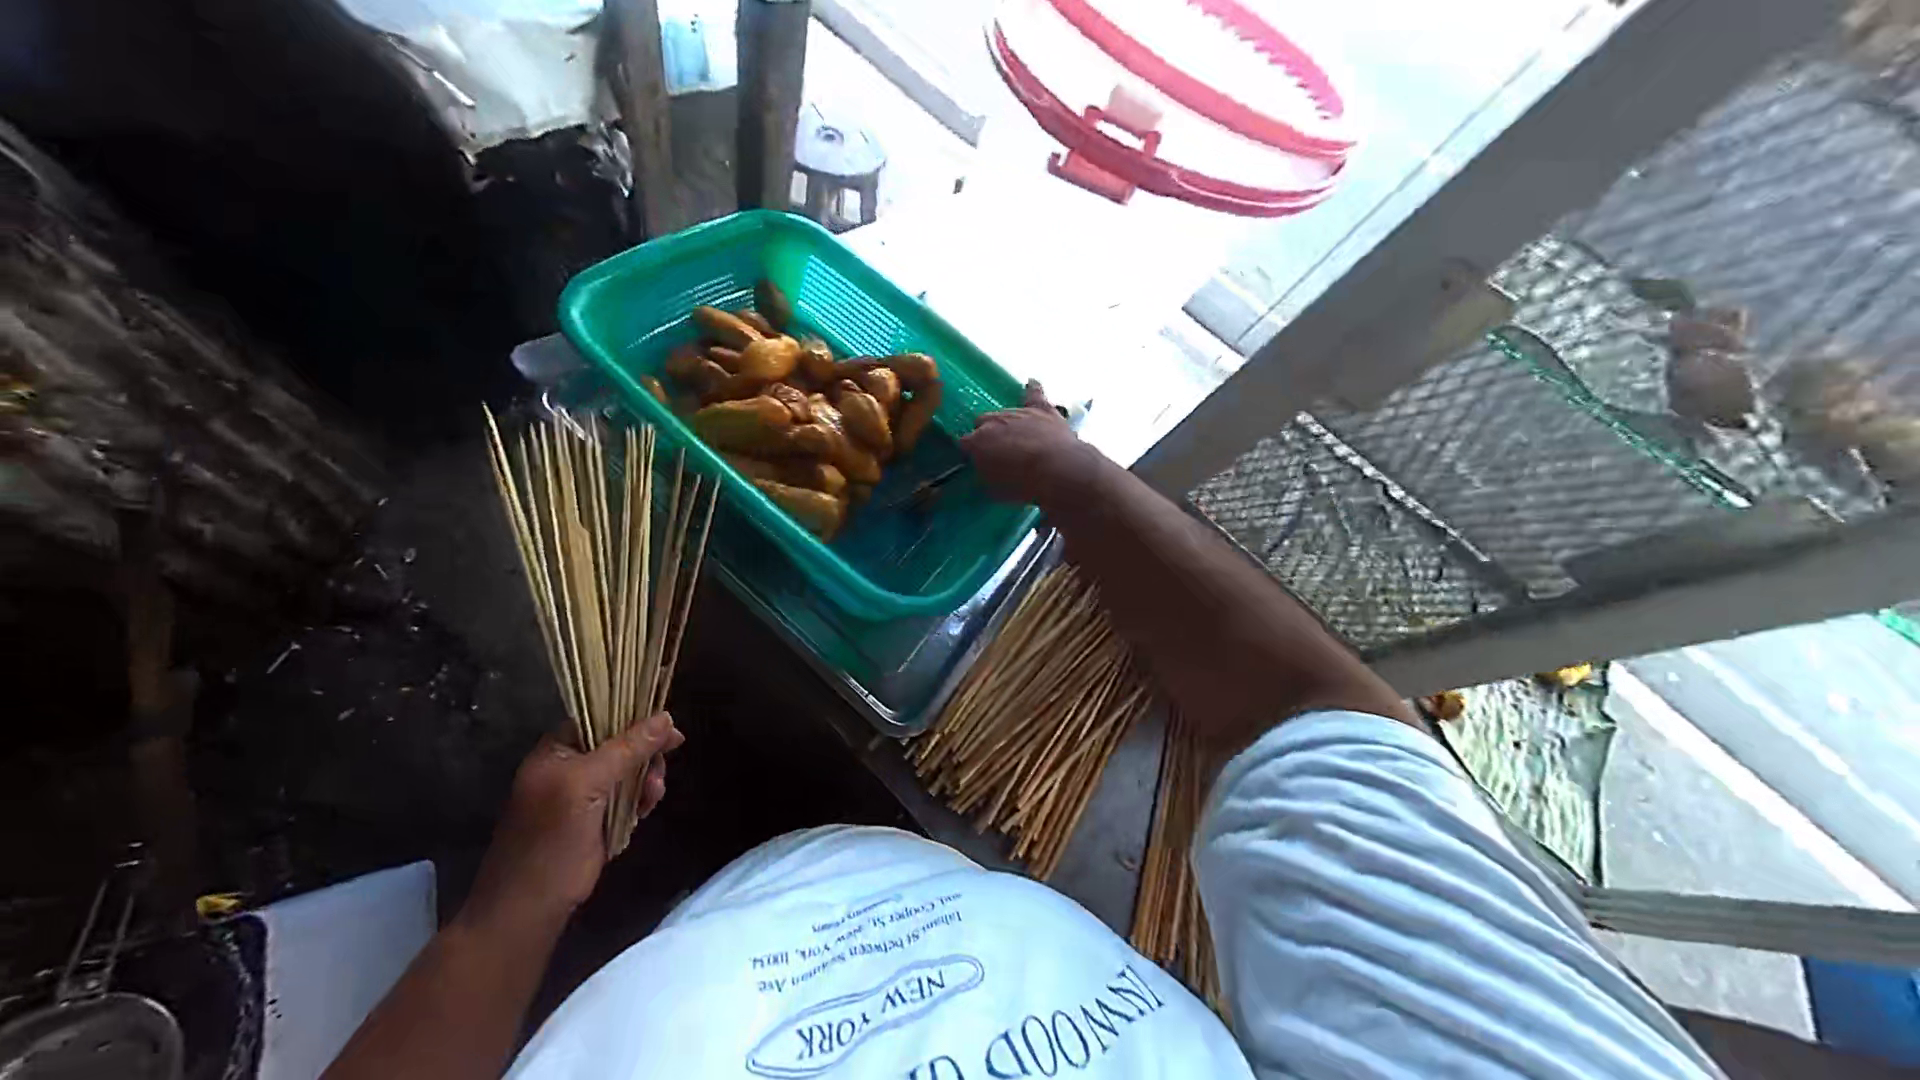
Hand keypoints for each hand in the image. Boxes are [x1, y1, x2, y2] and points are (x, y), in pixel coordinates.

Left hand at [461, 714, 683, 932]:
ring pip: (630, 770)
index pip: (600, 716)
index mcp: (557, 751)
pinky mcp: (598, 818)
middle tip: (661, 770)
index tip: (667, 727)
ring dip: (647, 779)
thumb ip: (627, 748)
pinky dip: (642, 798)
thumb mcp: (588, 784)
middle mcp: (571, 766)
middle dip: (645, 755)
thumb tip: (666, 717)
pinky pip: (630, 795)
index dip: (635, 718)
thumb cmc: (550, 839)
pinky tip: (645, 809)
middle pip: (622, 743)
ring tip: (653, 796)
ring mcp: (584, 794)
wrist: (528, 908)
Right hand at [960, 381, 1095, 505]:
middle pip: (982, 422)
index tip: (976, 461)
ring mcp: (1018, 412)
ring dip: (1007, 422)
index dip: (970, 452)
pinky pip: (1035, 394)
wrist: (1057, 469)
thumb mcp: (995, 490)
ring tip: (1015, 435)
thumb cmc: (1022, 485)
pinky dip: (1033, 390)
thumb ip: (985, 475)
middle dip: (986, 433)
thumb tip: (983, 470)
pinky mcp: (1042, 409)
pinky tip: (1032, 383)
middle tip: (997, 450)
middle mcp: (994, 421)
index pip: (964, 443)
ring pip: (1005, 411)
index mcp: (977, 441)